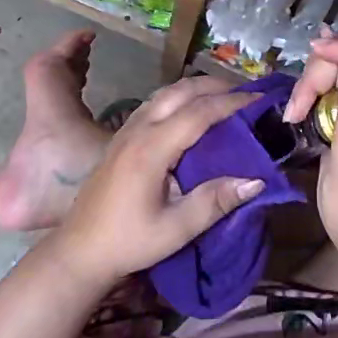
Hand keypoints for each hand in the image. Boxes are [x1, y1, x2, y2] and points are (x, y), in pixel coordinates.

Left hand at [50, 77, 263, 286]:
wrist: (77, 251)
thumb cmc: (128, 242)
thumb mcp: (175, 230)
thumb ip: (215, 202)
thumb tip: (257, 179)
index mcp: (152, 148)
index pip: (199, 112)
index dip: (231, 102)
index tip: (260, 99)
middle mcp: (139, 129)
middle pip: (182, 90)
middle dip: (217, 86)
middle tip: (247, 93)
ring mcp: (127, 129)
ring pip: (167, 92)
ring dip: (198, 87)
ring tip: (225, 96)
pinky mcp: (121, 136)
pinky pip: (156, 101)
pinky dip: (181, 96)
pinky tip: (192, 110)